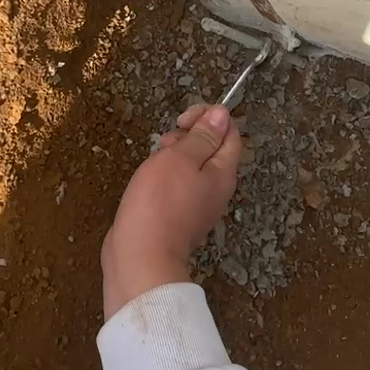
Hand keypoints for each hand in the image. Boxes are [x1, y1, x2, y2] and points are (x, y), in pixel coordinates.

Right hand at [101, 103, 242, 318]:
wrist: (140, 256)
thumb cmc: (159, 201)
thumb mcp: (180, 158)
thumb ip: (202, 136)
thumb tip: (223, 114)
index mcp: (223, 173)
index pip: (230, 133)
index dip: (208, 117)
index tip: (181, 120)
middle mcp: (216, 189)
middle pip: (211, 148)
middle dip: (188, 135)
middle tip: (166, 143)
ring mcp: (197, 204)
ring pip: (191, 165)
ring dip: (173, 154)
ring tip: (154, 160)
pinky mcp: (178, 215)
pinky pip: (178, 184)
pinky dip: (165, 174)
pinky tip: (148, 180)